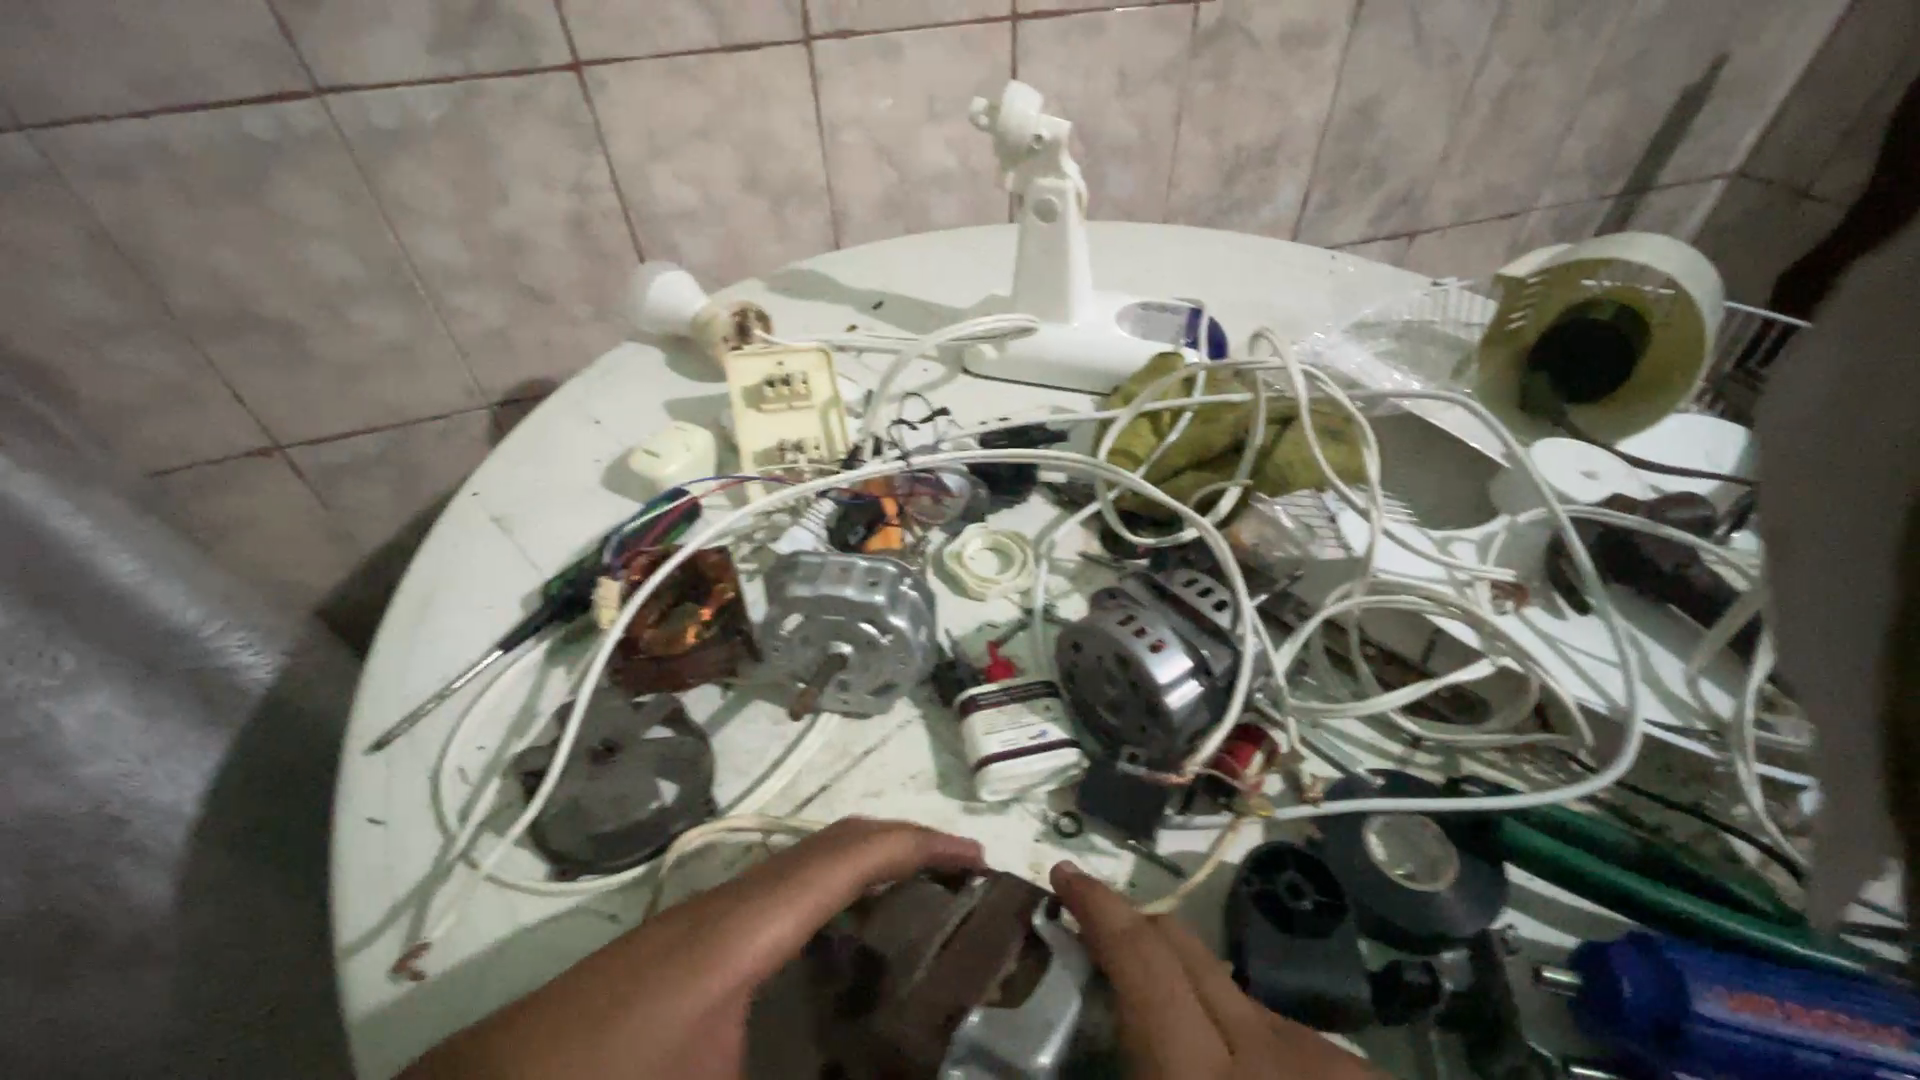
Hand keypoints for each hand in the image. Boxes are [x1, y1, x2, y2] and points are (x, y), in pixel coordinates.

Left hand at [402, 818, 982, 1078]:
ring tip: (916, 907)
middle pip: (830, 846)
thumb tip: (892, 1068)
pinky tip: (835, 948)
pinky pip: (774, 895)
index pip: (846, 856)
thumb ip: (810, 1070)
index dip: (917, 844)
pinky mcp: (682, 942)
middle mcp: (727, 902)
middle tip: (962, 885)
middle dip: (901, 849)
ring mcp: (700, 916)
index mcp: (743, 928)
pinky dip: (824, 898)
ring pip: (801, 867)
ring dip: (862, 870)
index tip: (975, 858)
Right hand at [1050, 861, 1380, 1078]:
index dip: (1101, 912)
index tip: (1066, 873)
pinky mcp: (1359, 1071)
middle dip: (1136, 924)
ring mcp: (1321, 1057)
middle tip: (1097, 922)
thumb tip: (1118, 1035)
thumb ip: (1143, 1068)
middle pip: (1187, 952)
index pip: (1145, 967)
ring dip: (1195, 999)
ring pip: (1235, 997)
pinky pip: (1282, 1038)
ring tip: (1179, 1042)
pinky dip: (1250, 1046)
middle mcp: (1265, 1050)